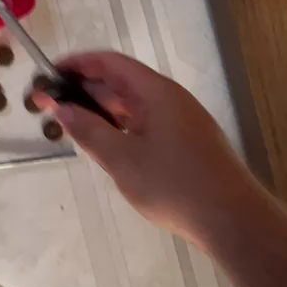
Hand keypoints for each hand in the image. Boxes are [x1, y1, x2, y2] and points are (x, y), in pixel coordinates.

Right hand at [31, 51, 267, 246]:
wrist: (236, 223)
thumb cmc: (176, 186)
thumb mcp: (122, 160)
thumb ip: (88, 131)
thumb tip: (61, 109)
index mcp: (156, 93)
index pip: (110, 63)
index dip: (77, 64)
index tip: (49, 75)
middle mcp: (170, 100)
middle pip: (120, 82)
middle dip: (84, 90)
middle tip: (51, 104)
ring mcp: (181, 122)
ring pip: (131, 105)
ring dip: (100, 111)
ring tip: (70, 125)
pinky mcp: (186, 143)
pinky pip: (144, 123)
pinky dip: (118, 127)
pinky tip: (103, 145)